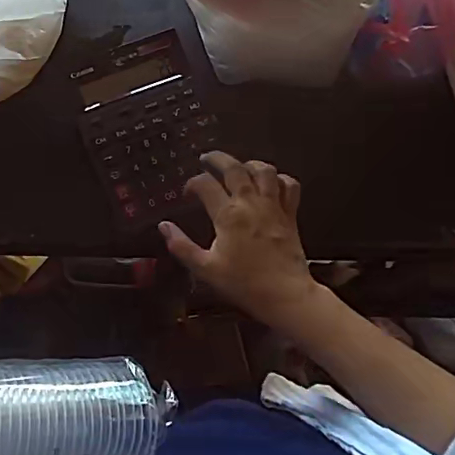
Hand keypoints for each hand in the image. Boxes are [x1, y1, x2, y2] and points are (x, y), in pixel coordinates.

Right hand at [160, 151, 322, 326]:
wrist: (285, 295)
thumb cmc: (243, 283)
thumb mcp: (204, 268)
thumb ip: (181, 245)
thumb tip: (164, 227)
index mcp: (228, 215)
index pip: (205, 185)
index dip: (192, 183)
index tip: (187, 193)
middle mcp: (251, 204)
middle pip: (235, 168)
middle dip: (218, 159)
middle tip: (207, 158)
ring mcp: (273, 207)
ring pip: (265, 171)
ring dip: (250, 164)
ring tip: (239, 166)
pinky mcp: (290, 215)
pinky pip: (290, 186)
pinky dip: (280, 179)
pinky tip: (271, 183)